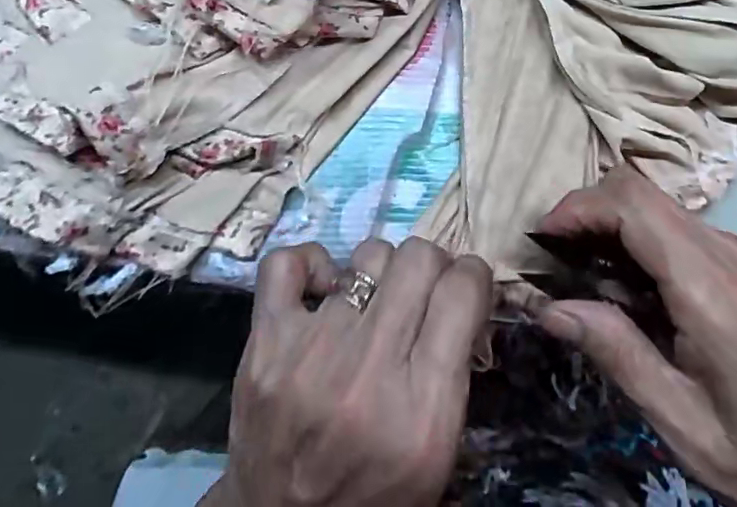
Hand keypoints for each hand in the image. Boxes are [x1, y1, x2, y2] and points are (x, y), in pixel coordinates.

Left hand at [204, 237, 492, 506]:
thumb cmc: (373, 492)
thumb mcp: (436, 451)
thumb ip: (452, 368)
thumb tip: (460, 290)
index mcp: (423, 410)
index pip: (461, 292)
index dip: (471, 276)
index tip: (464, 286)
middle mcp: (368, 370)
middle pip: (418, 259)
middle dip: (431, 267)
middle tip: (421, 291)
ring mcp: (311, 351)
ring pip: (367, 254)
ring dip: (380, 272)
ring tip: (372, 301)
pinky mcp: (265, 342)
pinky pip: (286, 263)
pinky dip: (310, 264)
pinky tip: (322, 288)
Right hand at [534, 166, 736, 506]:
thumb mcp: (683, 421)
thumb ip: (616, 353)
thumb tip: (549, 308)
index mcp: (707, 284)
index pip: (630, 203)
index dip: (576, 207)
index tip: (540, 240)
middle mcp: (722, 252)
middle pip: (637, 190)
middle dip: (584, 210)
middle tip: (553, 257)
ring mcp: (735, 256)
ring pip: (654, 206)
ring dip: (607, 225)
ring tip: (579, 276)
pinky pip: (673, 230)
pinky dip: (634, 241)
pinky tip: (625, 292)